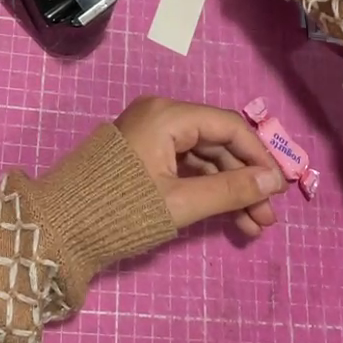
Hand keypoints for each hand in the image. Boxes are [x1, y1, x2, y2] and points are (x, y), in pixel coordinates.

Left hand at [114, 96, 286, 236]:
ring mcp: (151, 134)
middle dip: (245, 180)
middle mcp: (160, 116)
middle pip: (217, 142)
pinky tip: (229, 218)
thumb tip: (274, 179)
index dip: (259, 156)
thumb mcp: (181, 203)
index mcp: (168, 115)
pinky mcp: (144, 154)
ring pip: (203, 157)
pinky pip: (185, 166)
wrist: (62, 226)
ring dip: (229, 189)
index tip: (280, 190)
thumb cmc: (123, 210)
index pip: (228, 126)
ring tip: (254, 227)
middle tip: (267, 218)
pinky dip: (207, 189)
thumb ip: (230, 190)